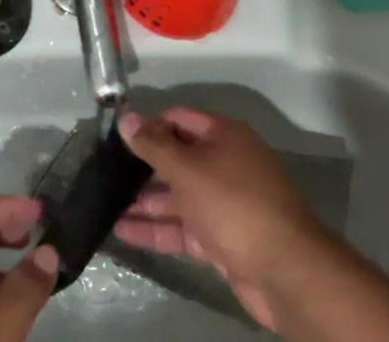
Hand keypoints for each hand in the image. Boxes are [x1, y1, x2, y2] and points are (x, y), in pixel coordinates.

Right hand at [115, 108, 330, 331]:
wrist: (286, 272)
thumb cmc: (233, 204)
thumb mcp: (187, 168)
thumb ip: (153, 144)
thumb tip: (125, 116)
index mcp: (224, 137)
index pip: (178, 118)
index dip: (147, 124)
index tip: (114, 136)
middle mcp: (226, 165)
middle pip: (177, 159)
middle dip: (141, 167)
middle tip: (102, 172)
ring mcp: (224, 204)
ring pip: (176, 197)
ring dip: (142, 202)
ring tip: (103, 205)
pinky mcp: (221, 238)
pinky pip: (182, 228)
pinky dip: (156, 229)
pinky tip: (122, 232)